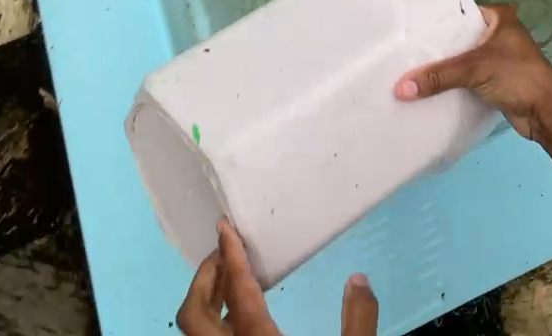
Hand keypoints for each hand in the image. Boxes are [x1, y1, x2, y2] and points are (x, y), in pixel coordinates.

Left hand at [176, 219, 376, 335]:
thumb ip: (359, 322)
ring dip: (203, 306)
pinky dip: (210, 333)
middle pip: (192, 318)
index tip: (224, 228)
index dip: (231, 256)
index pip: (239, 294)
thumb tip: (358, 279)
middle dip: (203, 280)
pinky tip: (233, 330)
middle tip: (223, 256)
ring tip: (227, 287)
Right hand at [394, 4, 551, 142]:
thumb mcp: (475, 68)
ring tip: (409, 71)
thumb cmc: (517, 75)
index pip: (460, 13)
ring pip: (462, 61)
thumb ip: (439, 76)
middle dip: (437, 49)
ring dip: (444, 69)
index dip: (437, 22)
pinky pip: (467, 80)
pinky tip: (428, 90)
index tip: (409, 29)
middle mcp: (497, 34)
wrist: (546, 110)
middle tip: (404, 53)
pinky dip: (452, 85)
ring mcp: (497, 59)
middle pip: (459, 39)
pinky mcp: (495, 82)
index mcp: (498, 18)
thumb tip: (400, 88)